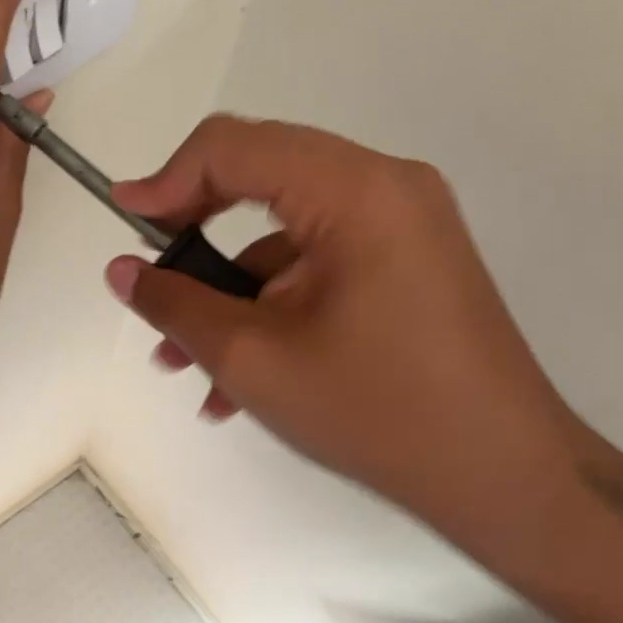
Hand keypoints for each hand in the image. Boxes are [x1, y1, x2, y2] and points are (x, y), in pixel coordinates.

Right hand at [106, 116, 580, 503]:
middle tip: (148, 275)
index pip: (234, 146)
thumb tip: (120, 270)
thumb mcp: (250, 357)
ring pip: (277, 228)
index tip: (123, 221)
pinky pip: (309, 263)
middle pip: (257, 175)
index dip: (167, 180)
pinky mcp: (401, 262)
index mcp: (354, 192)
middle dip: (190, 229)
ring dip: (222, 285)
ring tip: (180, 358)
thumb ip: (173, 303)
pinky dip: (262, 303)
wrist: (501, 476)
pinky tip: (231, 381)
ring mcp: (398, 225)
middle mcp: (383, 188)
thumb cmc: (375, 409)